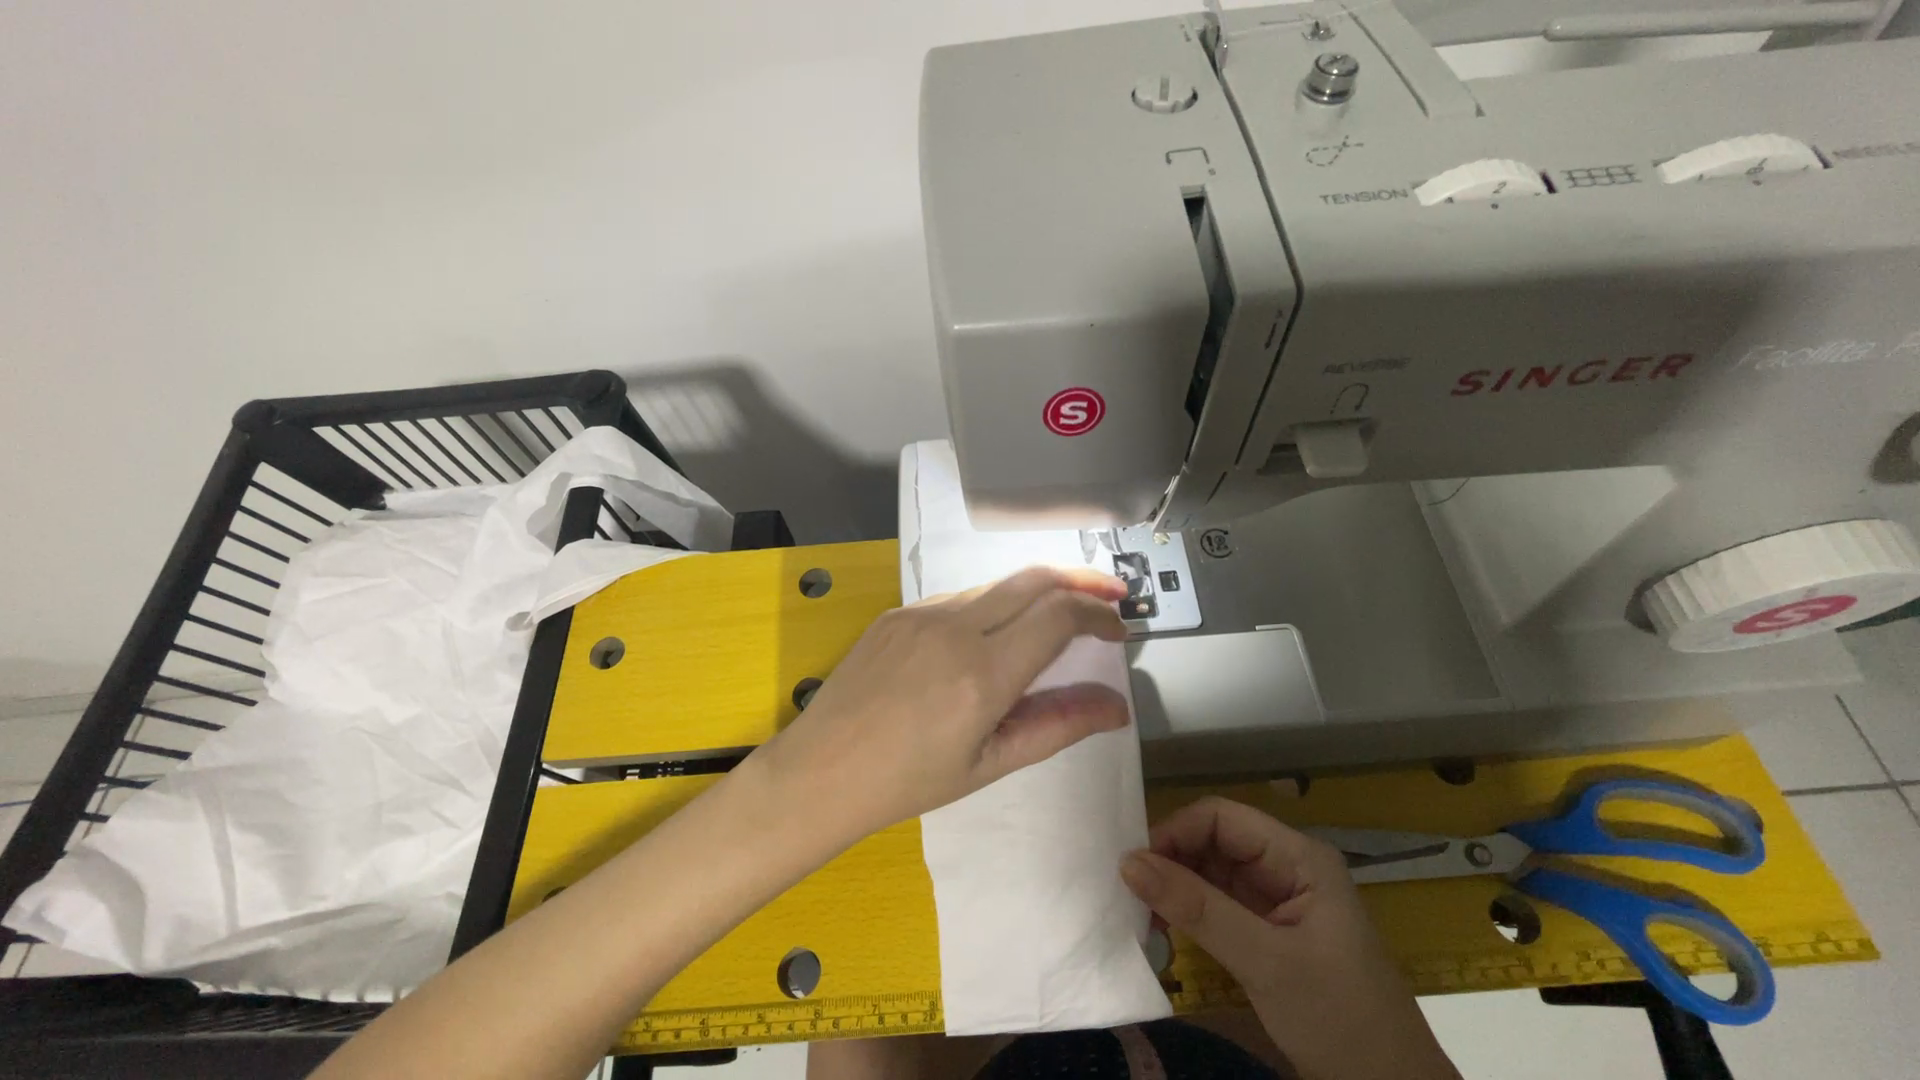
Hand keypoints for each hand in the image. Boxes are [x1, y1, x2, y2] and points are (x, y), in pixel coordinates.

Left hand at [750, 565, 1131, 837]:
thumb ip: (1057, 726)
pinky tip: (994, 633)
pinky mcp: (897, 613)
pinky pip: (959, 596)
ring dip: (1036, 591)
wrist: (821, 771)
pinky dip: (993, 604)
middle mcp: (955, 628)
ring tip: (1058, 616)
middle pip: (1034, 578)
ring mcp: (921, 614)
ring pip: (996, 584)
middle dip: (1082, 579)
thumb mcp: (990, 763)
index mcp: (983, 673)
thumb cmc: (908, 782)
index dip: (1098, 613)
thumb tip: (1116, 706)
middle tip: (1112, 595)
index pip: (1060, 614)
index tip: (1118, 630)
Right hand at [1120, 798, 1459, 1079]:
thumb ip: (1198, 909)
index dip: (1176, 832)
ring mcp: (1276, 903)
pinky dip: (1186, 914)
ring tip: (1137, 913)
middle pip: (1213, 842)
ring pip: (1210, 874)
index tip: (1133, 866)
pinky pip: (1215, 907)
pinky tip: (1161, 931)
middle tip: (1127, 893)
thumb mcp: (1266, 962)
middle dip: (1170, 860)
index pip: (1223, 818)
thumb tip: (1128, 863)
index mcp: (1299, 857)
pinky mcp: (1266, 936)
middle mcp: (1286, 869)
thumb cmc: (1339, 1018)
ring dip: (1173, 888)